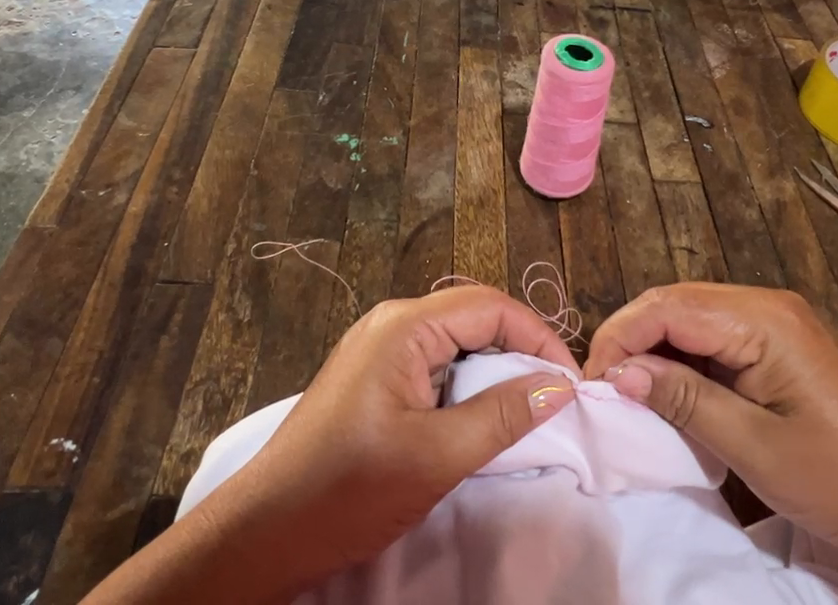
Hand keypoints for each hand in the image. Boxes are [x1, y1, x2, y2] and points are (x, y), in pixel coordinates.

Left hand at [83, 286, 578, 604]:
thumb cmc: (349, 490)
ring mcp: (377, 348)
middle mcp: (390, 323)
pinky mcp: (372, 377)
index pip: (490, 306)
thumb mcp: (437, 456)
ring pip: (455, 342)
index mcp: (404, 326)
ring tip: (525, 412)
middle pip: (473, 317)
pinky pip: (433, 364)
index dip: (538, 337)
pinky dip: (465, 386)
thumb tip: (560, 385)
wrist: (266, 531)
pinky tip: (479, 419)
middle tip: (554, 399)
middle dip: (519, 350)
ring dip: (493, 371)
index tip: (571, 385)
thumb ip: (502, 415)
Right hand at [584, 283, 837, 604]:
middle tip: (602, 388)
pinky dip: (682, 359)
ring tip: (627, 391)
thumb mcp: (754, 447)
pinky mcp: (778, 344)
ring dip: (654, 348)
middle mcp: (766, 305)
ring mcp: (775, 322)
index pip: (668, 307)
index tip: (591, 383)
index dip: (621, 338)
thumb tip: (619, 373)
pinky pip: (713, 337)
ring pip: (690, 317)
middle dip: (632, 338)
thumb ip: (684, 400)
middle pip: (675, 303)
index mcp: (762, 319)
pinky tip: (669, 390)